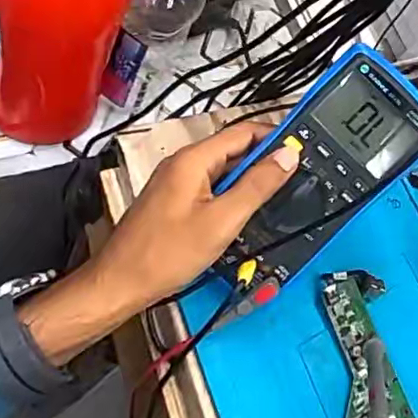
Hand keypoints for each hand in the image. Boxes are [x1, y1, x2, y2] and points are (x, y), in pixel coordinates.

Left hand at [97, 121, 302, 305]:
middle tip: (290, 175)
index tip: (298, 146)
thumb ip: (258, 185)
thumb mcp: (223, 220)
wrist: (119, 286)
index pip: (244, 131)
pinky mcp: (175, 200)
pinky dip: (232, 193)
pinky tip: (241, 212)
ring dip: (249, 178)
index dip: (275, 136)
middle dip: (264, 159)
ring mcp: (177, 182)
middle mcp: (182, 164)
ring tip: (270, 196)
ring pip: (224, 169)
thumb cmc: (161, 256)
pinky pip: (212, 185)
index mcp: (193, 160)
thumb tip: (286, 157)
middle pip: (234, 148)